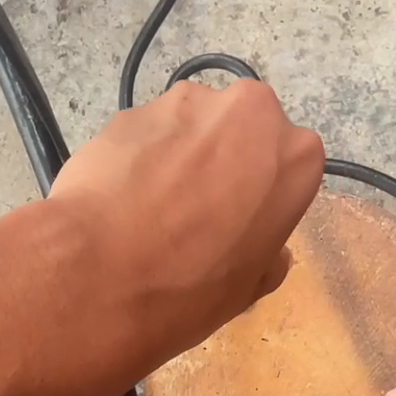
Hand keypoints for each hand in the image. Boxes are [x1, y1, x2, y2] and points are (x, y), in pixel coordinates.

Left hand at [48, 79, 324, 363]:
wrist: (100, 277)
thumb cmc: (189, 291)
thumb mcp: (248, 291)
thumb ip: (267, 257)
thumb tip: (269, 253)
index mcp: (296, 156)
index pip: (285, 168)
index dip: (258, 199)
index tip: (234, 227)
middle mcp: (249, 111)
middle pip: (239, 134)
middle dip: (219, 165)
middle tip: (189, 216)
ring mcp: (184, 104)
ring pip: (188, 129)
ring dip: (174, 160)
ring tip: (145, 212)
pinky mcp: (129, 111)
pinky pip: (141, 137)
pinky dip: (133, 162)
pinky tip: (115, 202)